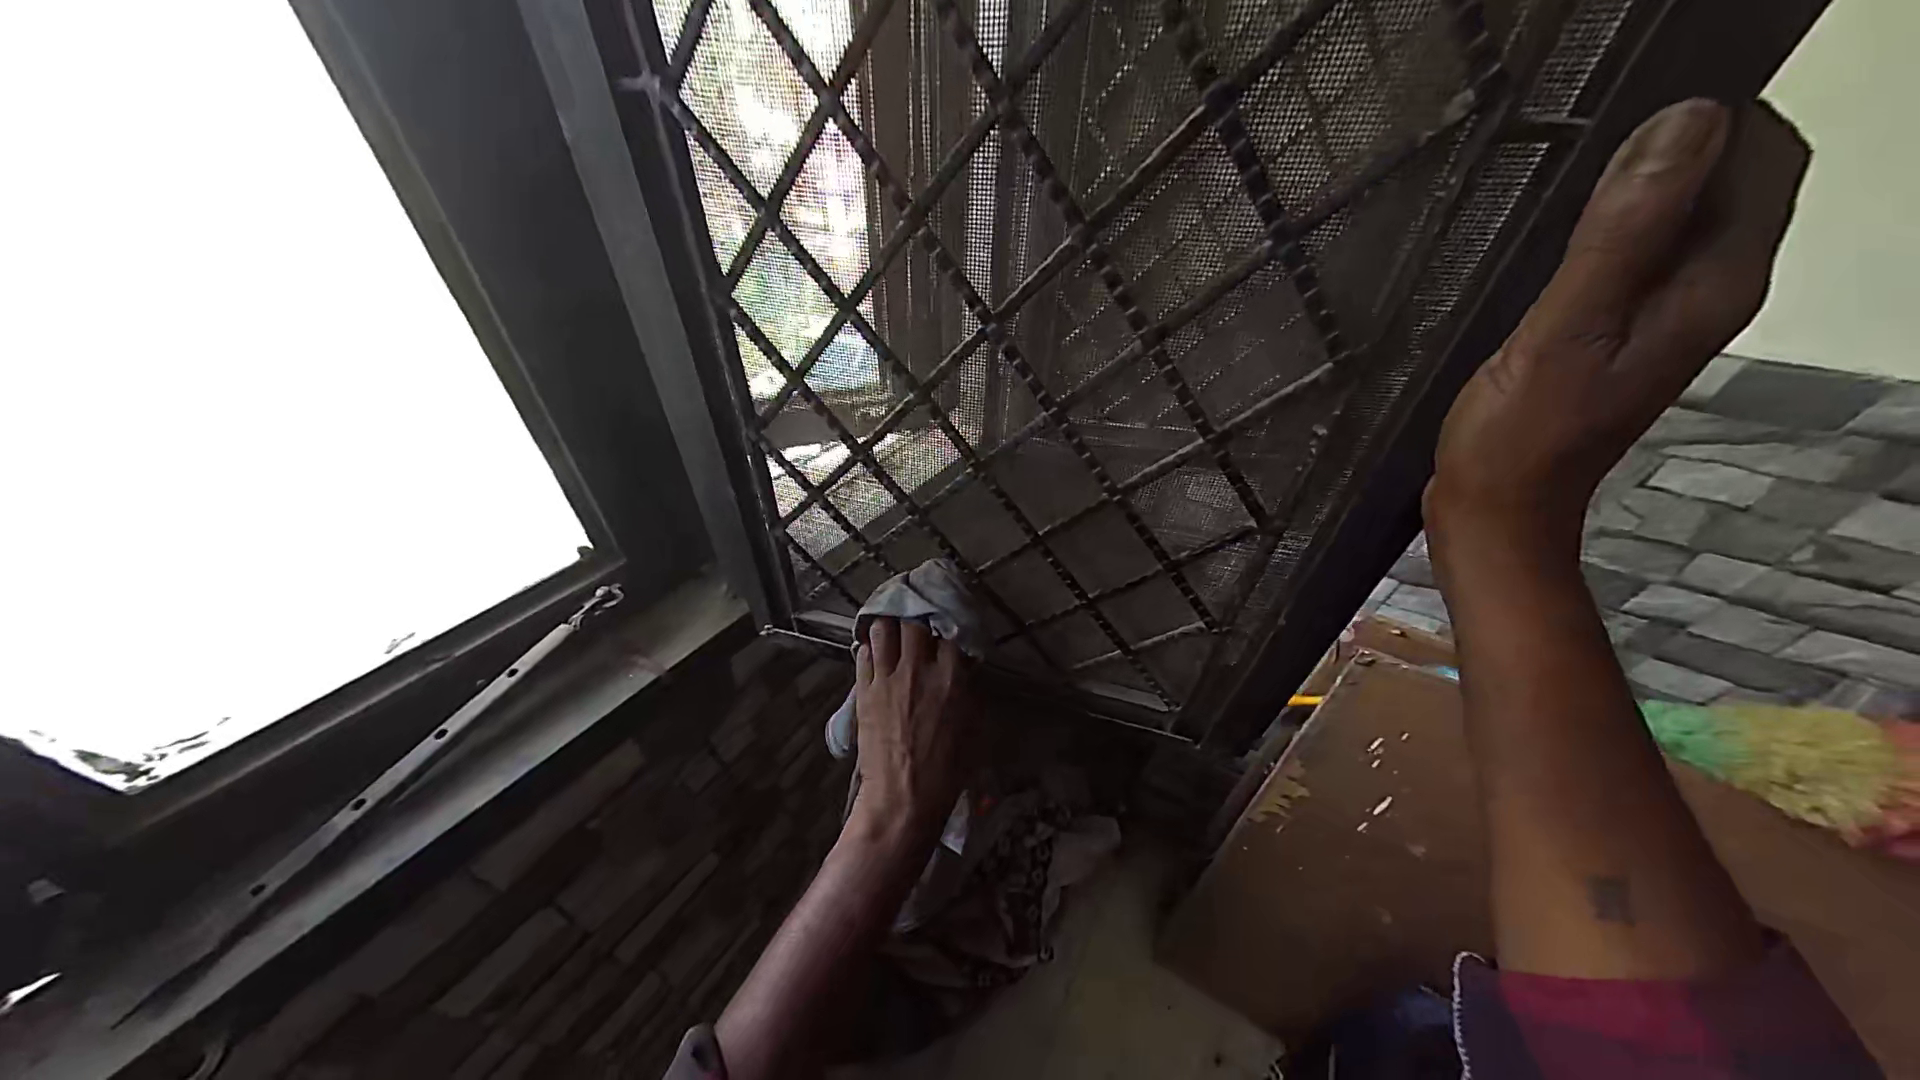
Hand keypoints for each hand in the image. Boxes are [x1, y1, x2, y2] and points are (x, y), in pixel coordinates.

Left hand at [850, 618, 975, 844]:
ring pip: (882, 629)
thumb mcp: (975, 728)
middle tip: (917, 631)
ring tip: (893, 635)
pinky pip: (863, 654)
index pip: (949, 633)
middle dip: (916, 623)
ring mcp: (887, 677)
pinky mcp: (863, 690)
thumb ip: (970, 691)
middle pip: (913, 623)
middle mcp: (917, 669)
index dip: (947, 631)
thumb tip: (964, 668)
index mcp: (951, 678)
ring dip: (889, 628)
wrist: (903, 798)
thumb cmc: (947, 770)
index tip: (946, 635)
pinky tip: (876, 656)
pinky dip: (870, 649)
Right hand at [1426, 99, 1807, 556]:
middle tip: (1574, 144)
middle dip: (1673, 144)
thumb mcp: (1560, 336)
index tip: (1619, 110)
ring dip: (1632, 187)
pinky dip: (1603, 230)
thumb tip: (1683, 122)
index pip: (1764, 156)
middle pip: (1728, 182)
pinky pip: (1632, 256)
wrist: (1494, 510)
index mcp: (1711, 284)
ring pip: (1675, 218)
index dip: (1712, 116)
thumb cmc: (1517, 437)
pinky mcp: (1614, 334)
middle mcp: (1705, 292)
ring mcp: (1659, 316)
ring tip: (1554, 184)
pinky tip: (1547, 240)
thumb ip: (1619, 237)